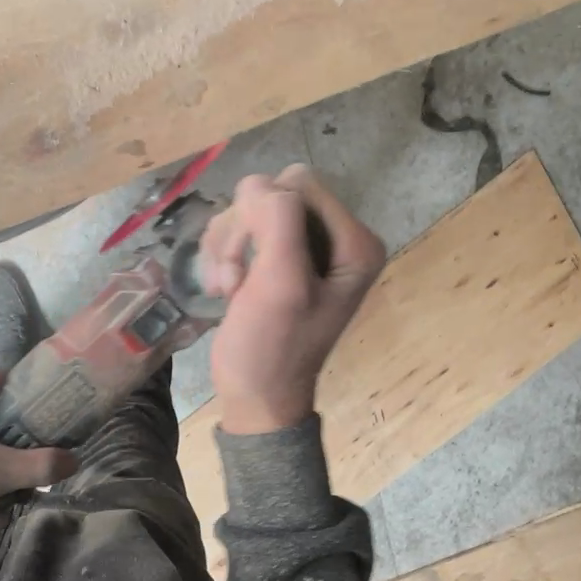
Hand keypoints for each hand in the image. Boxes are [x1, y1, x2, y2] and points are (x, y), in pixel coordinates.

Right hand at [200, 164, 384, 434]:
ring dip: (228, 247)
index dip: (264, 214)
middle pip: (273, 194)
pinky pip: (242, 229)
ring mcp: (305, 249)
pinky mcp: (278, 260)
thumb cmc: (271, 349)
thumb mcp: (280, 284)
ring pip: (250, 210)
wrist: (254, 398)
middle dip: (243, 233)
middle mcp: (336, 238)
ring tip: (228, 288)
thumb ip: (277, 221)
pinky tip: (224, 289)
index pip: (299, 183)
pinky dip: (224, 256)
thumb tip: (257, 184)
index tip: (251, 262)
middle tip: (235, 278)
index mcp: (356, 242)